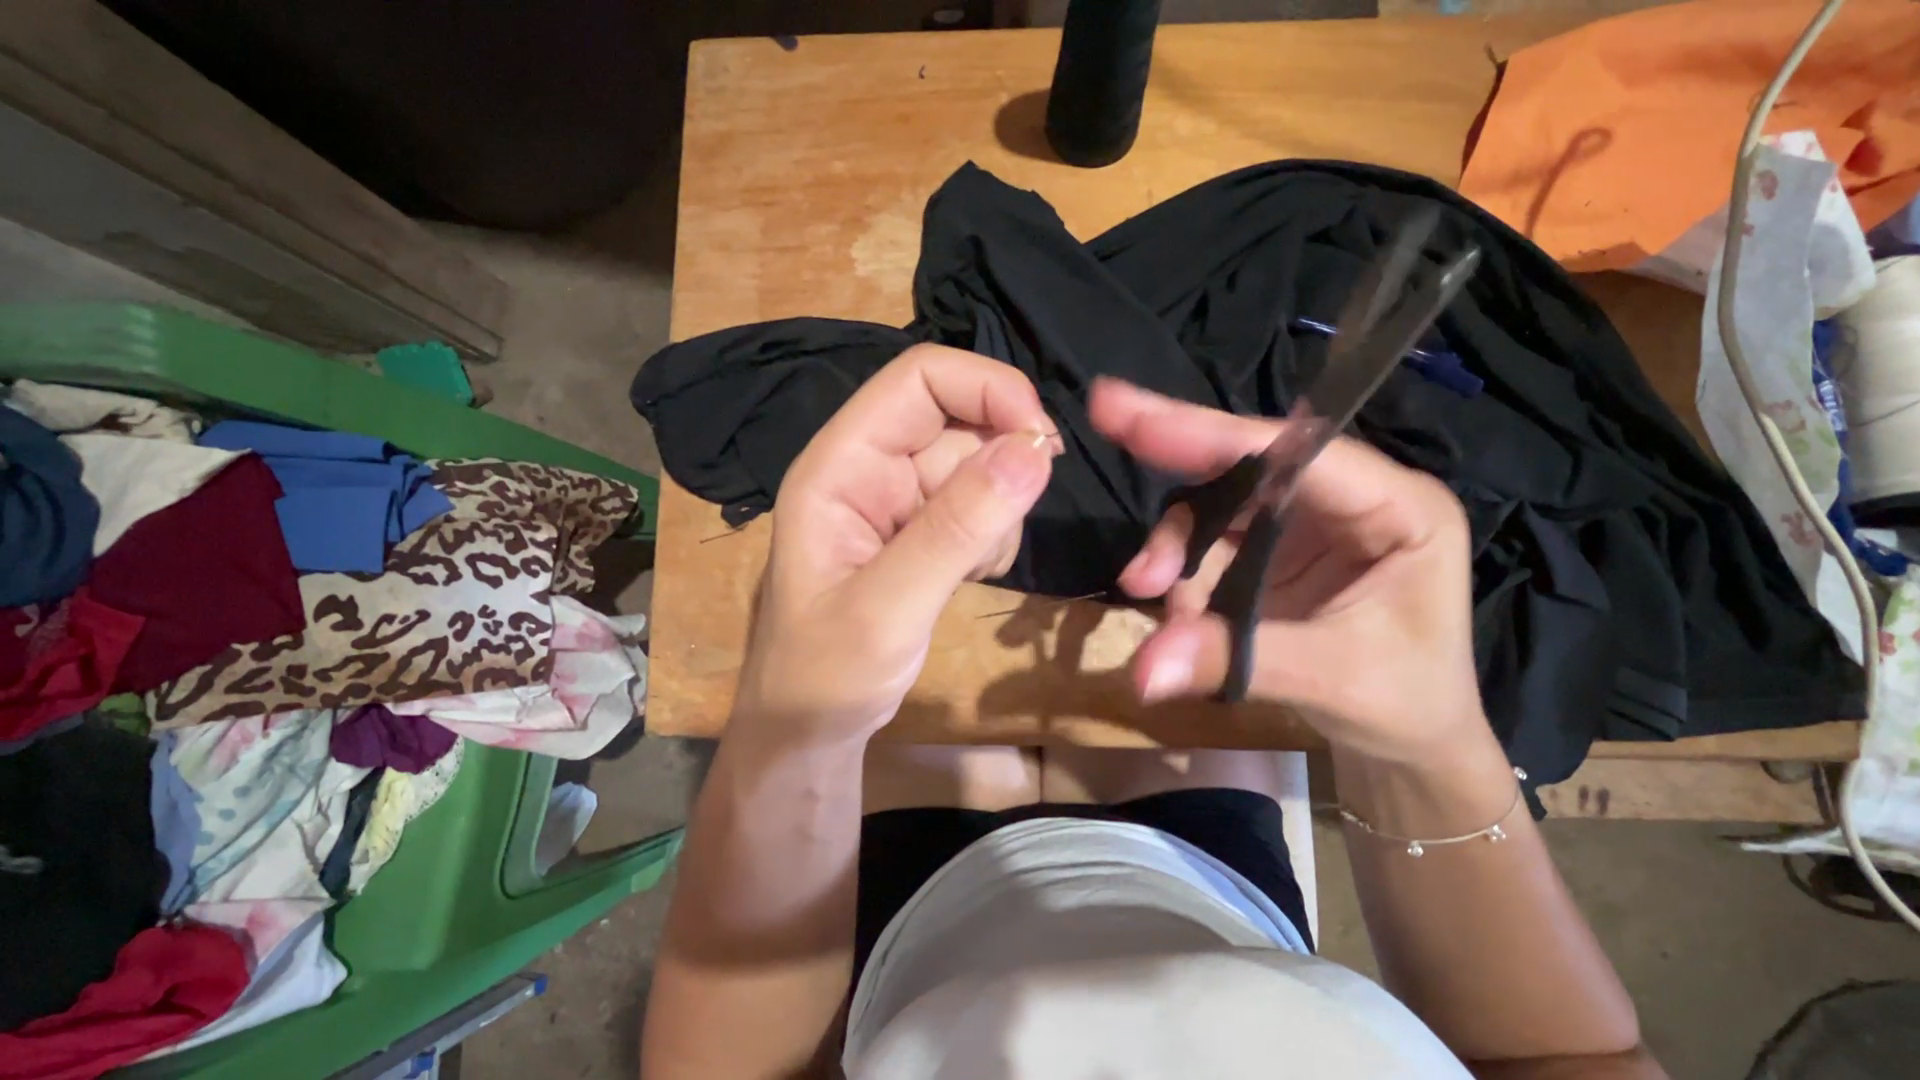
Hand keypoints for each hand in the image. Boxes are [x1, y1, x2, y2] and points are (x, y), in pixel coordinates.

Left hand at [732, 344, 1059, 744]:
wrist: (809, 733)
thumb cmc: (824, 676)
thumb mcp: (886, 608)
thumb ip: (955, 530)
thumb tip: (1034, 449)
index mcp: (840, 465)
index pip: (919, 379)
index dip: (987, 388)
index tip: (1042, 439)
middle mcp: (870, 469)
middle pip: (958, 416)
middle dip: (1002, 459)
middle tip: (1012, 523)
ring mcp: (898, 501)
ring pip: (979, 463)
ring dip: (1000, 507)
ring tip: (976, 567)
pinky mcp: (923, 533)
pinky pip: (981, 505)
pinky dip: (996, 534)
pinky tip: (974, 576)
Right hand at [1089, 377, 1487, 762]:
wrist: (1408, 748)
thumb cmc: (1402, 705)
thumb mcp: (1328, 681)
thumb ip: (1233, 661)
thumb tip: (1141, 668)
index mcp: (1395, 508)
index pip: (1296, 455)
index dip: (1212, 437)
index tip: (1134, 420)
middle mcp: (1347, 501)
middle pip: (1247, 469)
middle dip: (1179, 471)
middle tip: (1105, 420)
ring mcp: (1304, 526)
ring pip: (1218, 509)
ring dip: (1174, 550)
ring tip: (1145, 593)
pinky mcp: (1272, 555)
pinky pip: (1209, 549)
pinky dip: (1181, 580)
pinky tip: (1177, 621)